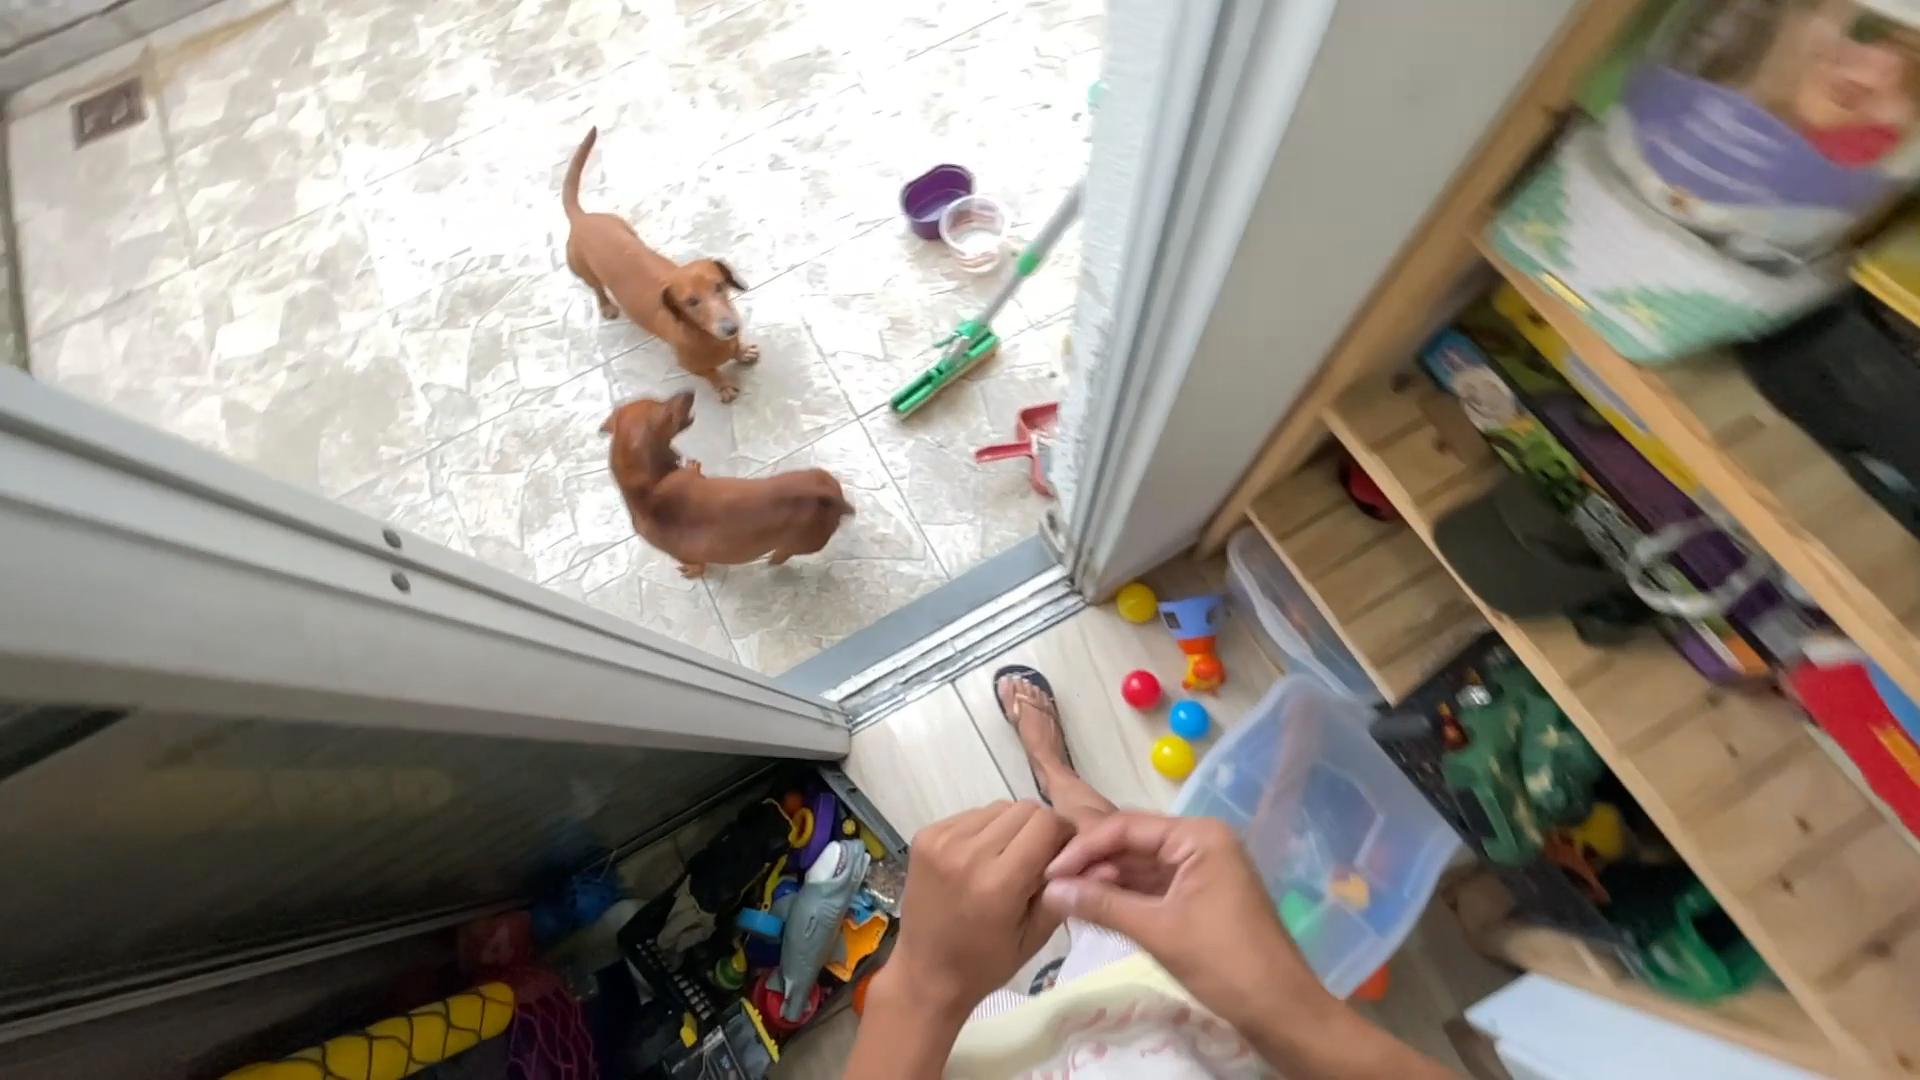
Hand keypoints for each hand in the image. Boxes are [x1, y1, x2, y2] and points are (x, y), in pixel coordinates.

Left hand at [883, 800, 1074, 1016]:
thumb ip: (1063, 892)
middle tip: (1034, 858)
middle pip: (1025, 808)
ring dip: (1010, 827)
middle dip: (1039, 829)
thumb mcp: (1034, 938)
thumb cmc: (985, 964)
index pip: (1046, 823)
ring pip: (998, 807)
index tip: (1060, 855)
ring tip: (1004, 859)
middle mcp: (968, 852)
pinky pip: (971, 815)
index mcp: (998, 882)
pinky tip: (978, 860)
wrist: (924, 973)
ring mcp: (942, 840)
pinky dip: (983, 830)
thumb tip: (1101, 861)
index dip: (1063, 834)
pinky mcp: (926, 835)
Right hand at [1040, 812, 1334, 1030]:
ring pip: (1140, 865)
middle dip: (1092, 862)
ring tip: (1065, 896)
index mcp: (1198, 835)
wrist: (1286, 1017)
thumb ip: (1102, 904)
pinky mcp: (1199, 895)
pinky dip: (1124, 896)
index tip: (1048, 870)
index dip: (1084, 848)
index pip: (1127, 827)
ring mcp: (1201, 868)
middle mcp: (1200, 841)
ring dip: (1105, 879)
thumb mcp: (1158, 931)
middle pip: (1132, 842)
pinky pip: (1153, 885)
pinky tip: (1094, 905)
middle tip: (1051, 883)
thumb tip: (1049, 890)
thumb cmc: (1227, 964)